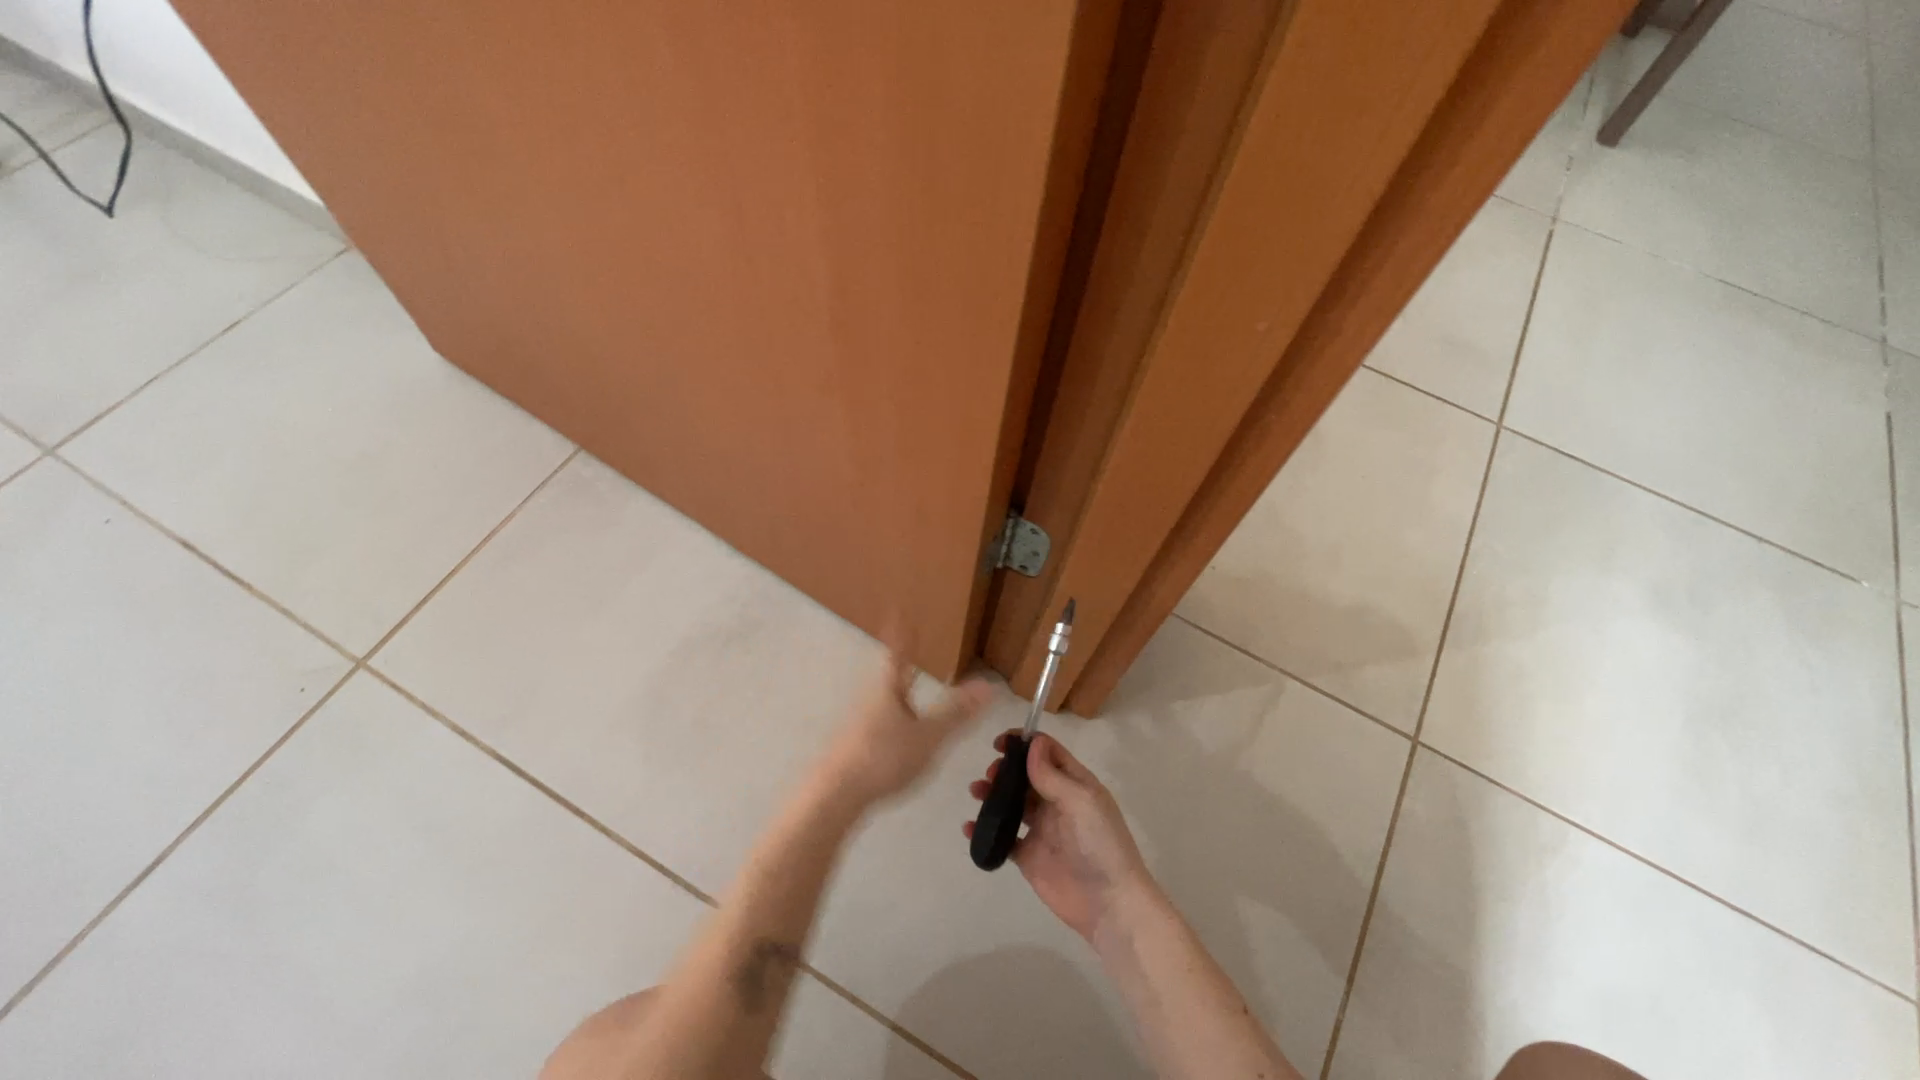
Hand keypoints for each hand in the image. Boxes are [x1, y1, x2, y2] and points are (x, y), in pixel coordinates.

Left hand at [818, 648, 992, 805]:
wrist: (833, 795)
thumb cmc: (882, 758)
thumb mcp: (928, 737)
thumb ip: (957, 713)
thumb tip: (988, 684)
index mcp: (887, 692)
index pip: (897, 657)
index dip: (901, 636)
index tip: (897, 612)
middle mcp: (868, 703)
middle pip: (886, 681)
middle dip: (898, 669)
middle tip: (904, 653)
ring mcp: (855, 727)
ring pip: (879, 707)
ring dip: (893, 700)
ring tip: (905, 698)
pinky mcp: (850, 751)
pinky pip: (874, 730)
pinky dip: (887, 727)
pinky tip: (893, 744)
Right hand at [963, 731, 1153, 942]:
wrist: (1108, 903)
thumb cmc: (1099, 844)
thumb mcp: (1080, 801)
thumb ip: (1052, 775)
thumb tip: (1033, 744)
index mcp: (1075, 784)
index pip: (1048, 754)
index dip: (1025, 743)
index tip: (1000, 742)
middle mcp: (1057, 803)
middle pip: (1026, 777)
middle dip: (1005, 769)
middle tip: (990, 775)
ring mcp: (1042, 830)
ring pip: (1012, 804)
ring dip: (993, 794)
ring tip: (976, 792)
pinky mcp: (1028, 856)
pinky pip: (1003, 837)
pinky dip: (985, 829)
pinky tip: (969, 827)